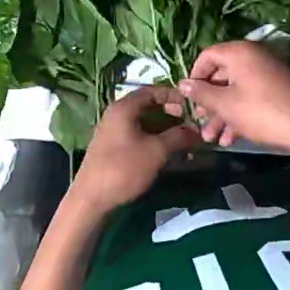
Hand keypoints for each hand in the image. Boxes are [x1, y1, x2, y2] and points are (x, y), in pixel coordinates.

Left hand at [69, 86, 199, 211]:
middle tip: (192, 125)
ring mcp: (113, 132)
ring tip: (186, 140)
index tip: (193, 106)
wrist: (92, 199)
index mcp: (123, 108)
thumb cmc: (124, 168)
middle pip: (148, 107)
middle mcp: (116, 115)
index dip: (174, 96)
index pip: (152, 91)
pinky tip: (169, 152)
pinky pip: (138, 136)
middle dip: (172, 115)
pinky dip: (154, 140)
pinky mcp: (113, 148)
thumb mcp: (156, 151)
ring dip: (165, 129)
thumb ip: (179, 136)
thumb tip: (198, 130)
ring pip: (144, 123)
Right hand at [178, 41, 289, 162]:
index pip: (207, 56)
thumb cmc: (261, 112)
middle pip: (221, 75)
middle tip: (199, 121)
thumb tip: (181, 84)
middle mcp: (253, 57)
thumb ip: (200, 93)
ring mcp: (267, 74)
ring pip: (235, 91)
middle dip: (208, 102)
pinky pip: (250, 97)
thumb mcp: (225, 104)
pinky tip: (230, 139)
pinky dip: (238, 115)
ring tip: (212, 138)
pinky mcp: (277, 90)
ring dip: (221, 114)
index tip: (188, 97)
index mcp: (239, 53)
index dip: (194, 76)